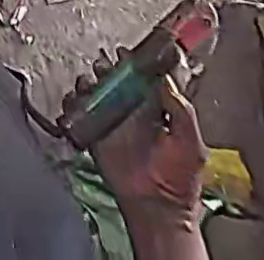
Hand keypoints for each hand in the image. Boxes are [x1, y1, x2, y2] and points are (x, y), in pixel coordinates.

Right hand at [83, 62, 206, 223]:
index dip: (132, 61)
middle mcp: (131, 109)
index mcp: (154, 107)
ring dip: (88, 81)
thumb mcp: (191, 143)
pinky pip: (79, 113)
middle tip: (103, 66)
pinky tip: (76, 100)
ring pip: (94, 90)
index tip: (124, 53)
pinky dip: (73, 102)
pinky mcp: (96, 135)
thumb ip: (181, 111)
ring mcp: (112, 121)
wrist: (158, 211)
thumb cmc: (179, 179)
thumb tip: (165, 81)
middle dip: (105, 67)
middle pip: (113, 78)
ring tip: (89, 82)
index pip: (140, 76)